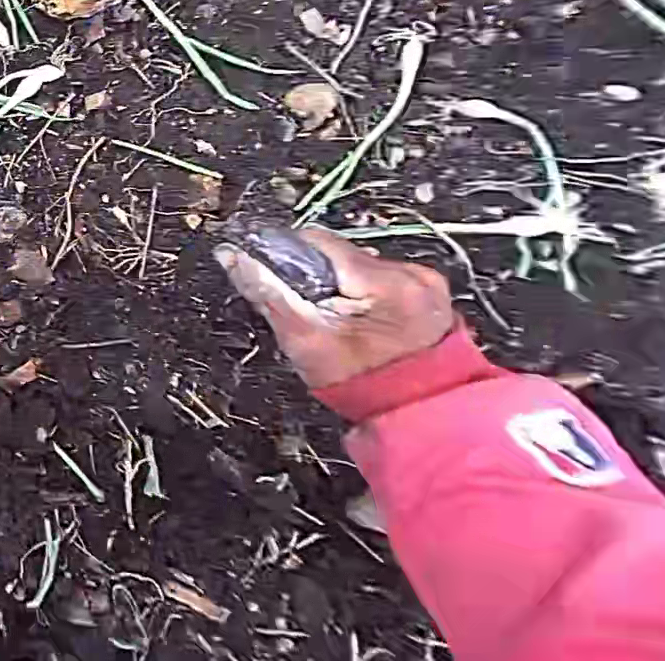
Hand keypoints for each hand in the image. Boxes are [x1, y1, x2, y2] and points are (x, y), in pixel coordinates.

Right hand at [215, 227, 454, 388]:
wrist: (416, 421)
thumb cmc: (358, 384)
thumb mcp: (303, 338)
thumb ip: (266, 291)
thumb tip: (233, 256)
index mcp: (385, 281)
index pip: (318, 241)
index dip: (290, 258)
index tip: (282, 281)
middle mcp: (412, 274)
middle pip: (341, 253)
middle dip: (318, 274)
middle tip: (311, 310)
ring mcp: (427, 284)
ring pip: (360, 265)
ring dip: (342, 283)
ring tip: (337, 319)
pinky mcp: (432, 295)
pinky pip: (383, 279)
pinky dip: (365, 293)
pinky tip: (360, 321)